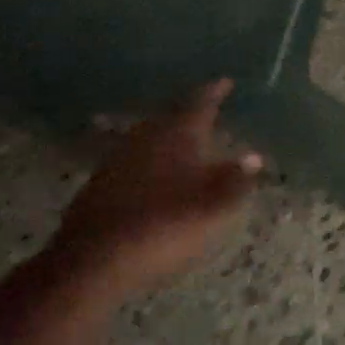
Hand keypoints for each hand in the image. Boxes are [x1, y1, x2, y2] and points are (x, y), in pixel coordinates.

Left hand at [49, 79, 262, 296]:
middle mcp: (147, 137)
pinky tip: (151, 182)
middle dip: (187, 115)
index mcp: (179, 132)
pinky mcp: (96, 190)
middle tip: (204, 114)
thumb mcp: (215, 203)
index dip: (215, 91)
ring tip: (180, 146)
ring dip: (164, 142)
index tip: (226, 81)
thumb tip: (254, 156)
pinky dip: (145, 168)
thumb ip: (237, 178)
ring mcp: (117, 162)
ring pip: (147, 141)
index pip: (201, 101)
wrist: (90, 264)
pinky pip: (129, 166)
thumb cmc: (165, 223)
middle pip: (170, 118)